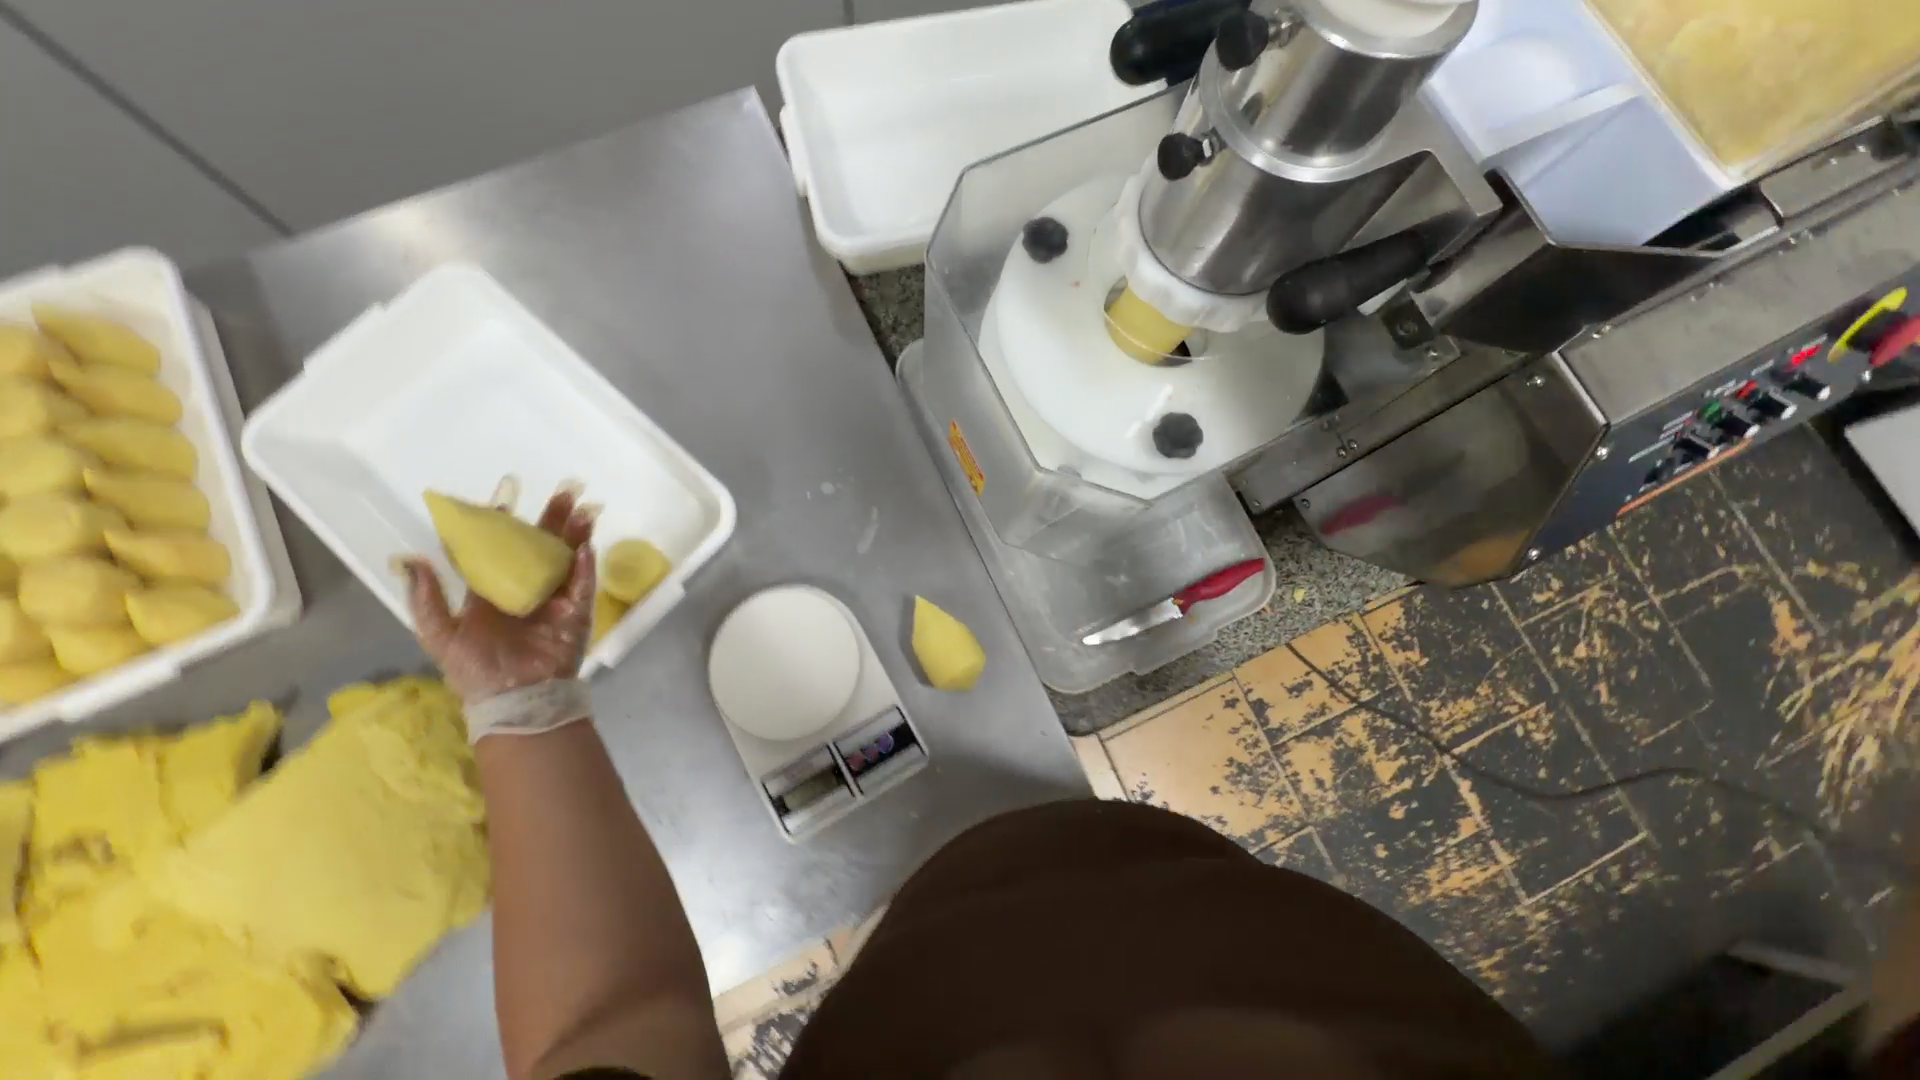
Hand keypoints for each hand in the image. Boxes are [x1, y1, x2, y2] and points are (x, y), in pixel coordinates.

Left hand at [404, 488, 597, 703]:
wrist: (514, 700)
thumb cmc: (475, 669)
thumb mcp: (439, 634)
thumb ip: (426, 598)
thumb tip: (409, 558)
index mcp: (493, 591)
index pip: (501, 548)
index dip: (504, 522)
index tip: (507, 495)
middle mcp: (527, 590)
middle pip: (542, 546)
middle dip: (553, 518)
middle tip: (564, 491)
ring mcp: (555, 600)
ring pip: (567, 558)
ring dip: (576, 534)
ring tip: (583, 509)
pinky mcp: (576, 613)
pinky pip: (582, 585)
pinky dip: (585, 565)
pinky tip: (586, 545)